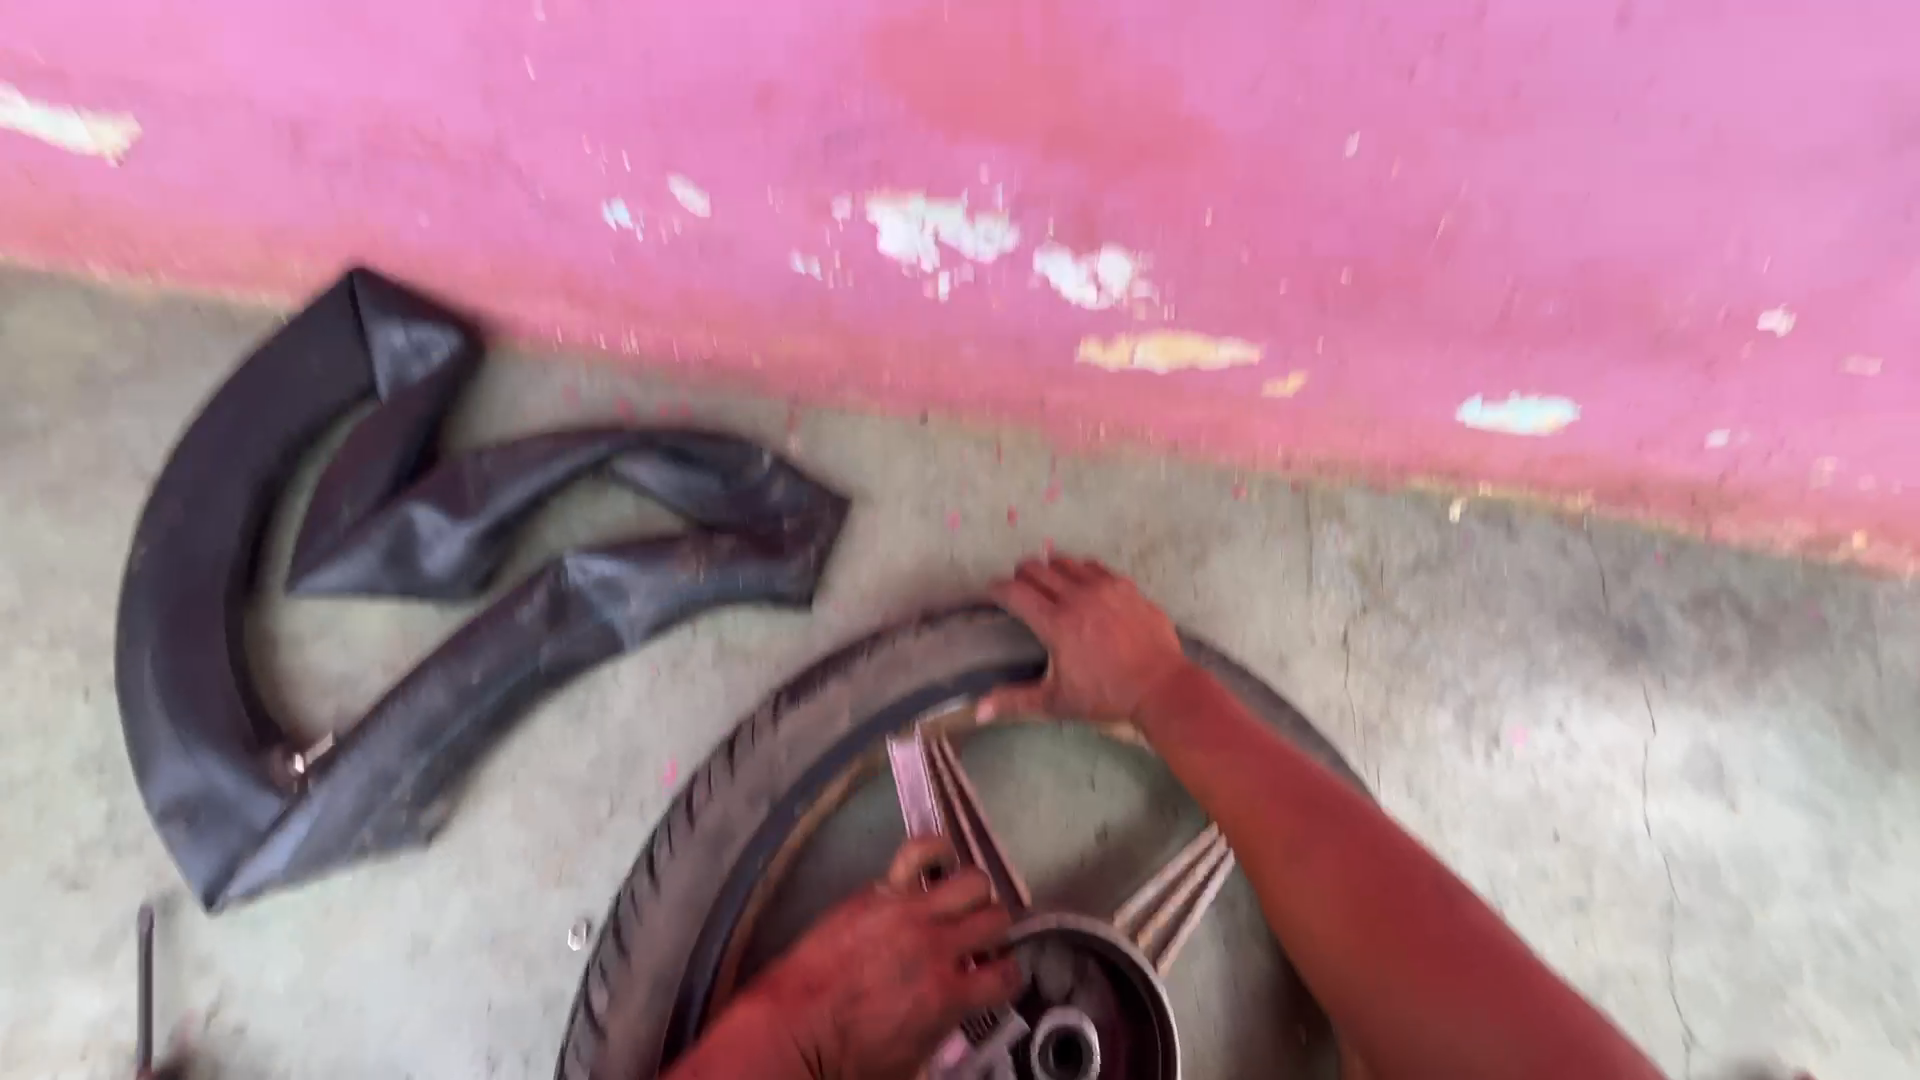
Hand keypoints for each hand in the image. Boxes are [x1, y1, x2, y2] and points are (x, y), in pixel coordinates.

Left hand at [737, 838, 1021, 1079]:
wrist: (794, 1027)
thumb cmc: (846, 1057)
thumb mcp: (911, 1062)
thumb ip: (945, 1029)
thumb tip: (957, 1011)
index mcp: (948, 996)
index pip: (1008, 974)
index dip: (1008, 974)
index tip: (999, 973)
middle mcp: (937, 946)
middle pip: (996, 918)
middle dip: (994, 930)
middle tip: (979, 938)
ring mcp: (910, 911)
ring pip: (972, 880)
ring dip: (973, 894)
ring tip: (960, 904)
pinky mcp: (881, 890)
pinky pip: (919, 851)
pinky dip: (936, 851)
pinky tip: (939, 861)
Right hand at [979, 556, 1193, 726]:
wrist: (1162, 686)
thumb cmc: (1106, 696)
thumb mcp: (1058, 702)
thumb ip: (1016, 701)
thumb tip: (977, 712)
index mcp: (1056, 623)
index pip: (1015, 593)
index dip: (997, 588)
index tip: (992, 592)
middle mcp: (1077, 597)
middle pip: (1037, 569)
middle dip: (1021, 575)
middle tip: (1019, 587)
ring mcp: (1104, 587)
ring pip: (1066, 562)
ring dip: (1051, 568)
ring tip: (1048, 581)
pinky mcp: (1126, 586)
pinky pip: (1095, 567)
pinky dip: (1081, 570)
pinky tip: (1082, 582)